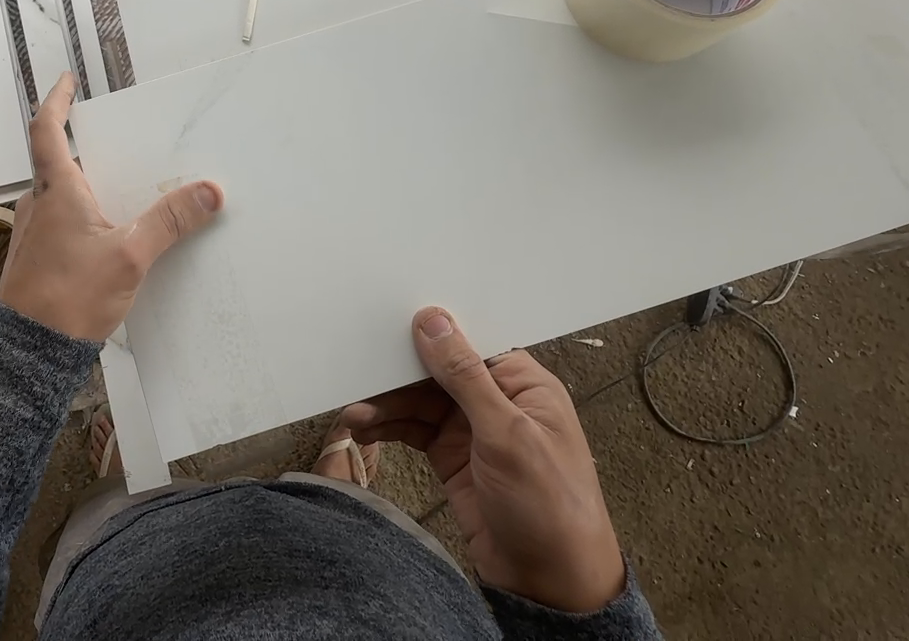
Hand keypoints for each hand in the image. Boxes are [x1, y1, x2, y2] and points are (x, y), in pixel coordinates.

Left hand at [0, 73, 223, 340]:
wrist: (32, 354)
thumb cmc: (69, 297)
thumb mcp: (129, 256)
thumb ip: (169, 221)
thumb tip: (208, 191)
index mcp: (54, 190)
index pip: (47, 129)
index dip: (57, 100)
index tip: (68, 81)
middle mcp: (38, 204)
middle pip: (60, 161)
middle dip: (89, 147)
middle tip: (121, 141)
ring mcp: (35, 232)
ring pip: (63, 194)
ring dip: (90, 184)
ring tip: (127, 188)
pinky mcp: (39, 257)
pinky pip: (64, 221)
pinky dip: (87, 214)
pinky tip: (114, 233)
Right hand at [342, 307, 625, 612]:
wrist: (550, 588)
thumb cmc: (553, 509)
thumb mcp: (507, 434)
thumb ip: (466, 376)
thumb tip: (434, 320)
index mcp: (523, 384)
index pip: (469, 342)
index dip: (431, 332)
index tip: (390, 324)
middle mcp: (496, 400)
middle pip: (435, 370)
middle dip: (397, 373)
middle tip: (361, 374)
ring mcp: (471, 428)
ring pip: (417, 400)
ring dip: (386, 405)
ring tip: (356, 416)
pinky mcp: (451, 455)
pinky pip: (411, 429)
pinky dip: (387, 427)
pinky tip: (365, 430)